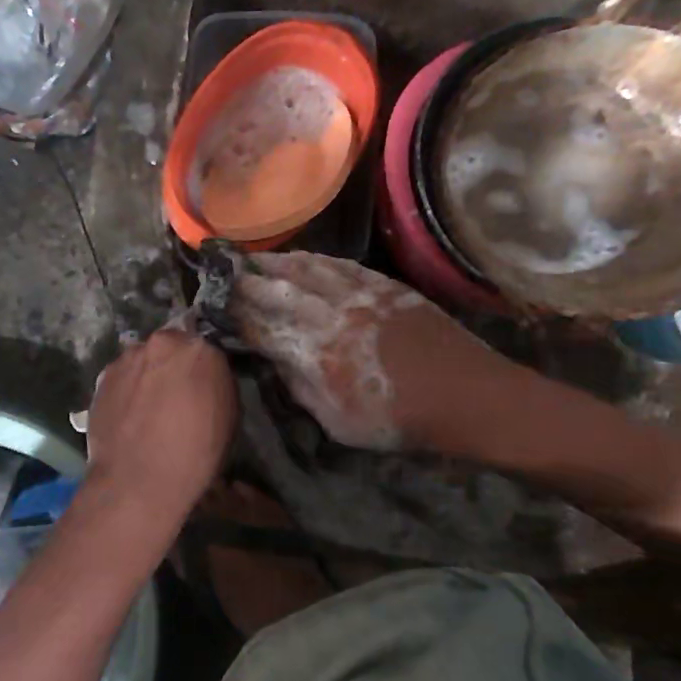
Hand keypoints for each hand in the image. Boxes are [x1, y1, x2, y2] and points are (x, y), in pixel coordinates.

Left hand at [84, 328, 236, 529]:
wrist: (136, 481)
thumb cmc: (194, 455)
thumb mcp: (228, 419)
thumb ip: (217, 384)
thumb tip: (207, 379)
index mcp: (201, 350)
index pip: (206, 348)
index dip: (204, 368)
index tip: (202, 386)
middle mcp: (163, 343)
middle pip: (172, 347)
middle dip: (174, 365)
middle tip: (174, 394)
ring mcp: (128, 358)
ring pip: (144, 359)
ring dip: (148, 374)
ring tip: (147, 407)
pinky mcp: (103, 376)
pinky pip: (122, 376)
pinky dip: (127, 389)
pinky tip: (128, 414)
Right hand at [231, 252, 514, 449]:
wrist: (467, 395)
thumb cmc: (397, 420)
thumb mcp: (337, 423)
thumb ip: (301, 388)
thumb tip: (277, 361)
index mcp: (316, 354)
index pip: (263, 327)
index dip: (236, 313)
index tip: (214, 302)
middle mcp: (331, 317)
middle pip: (278, 291)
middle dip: (247, 281)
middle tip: (224, 270)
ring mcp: (359, 296)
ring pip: (308, 271)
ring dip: (276, 264)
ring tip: (255, 259)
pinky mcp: (383, 287)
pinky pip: (341, 265)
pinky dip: (315, 260)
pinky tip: (302, 257)